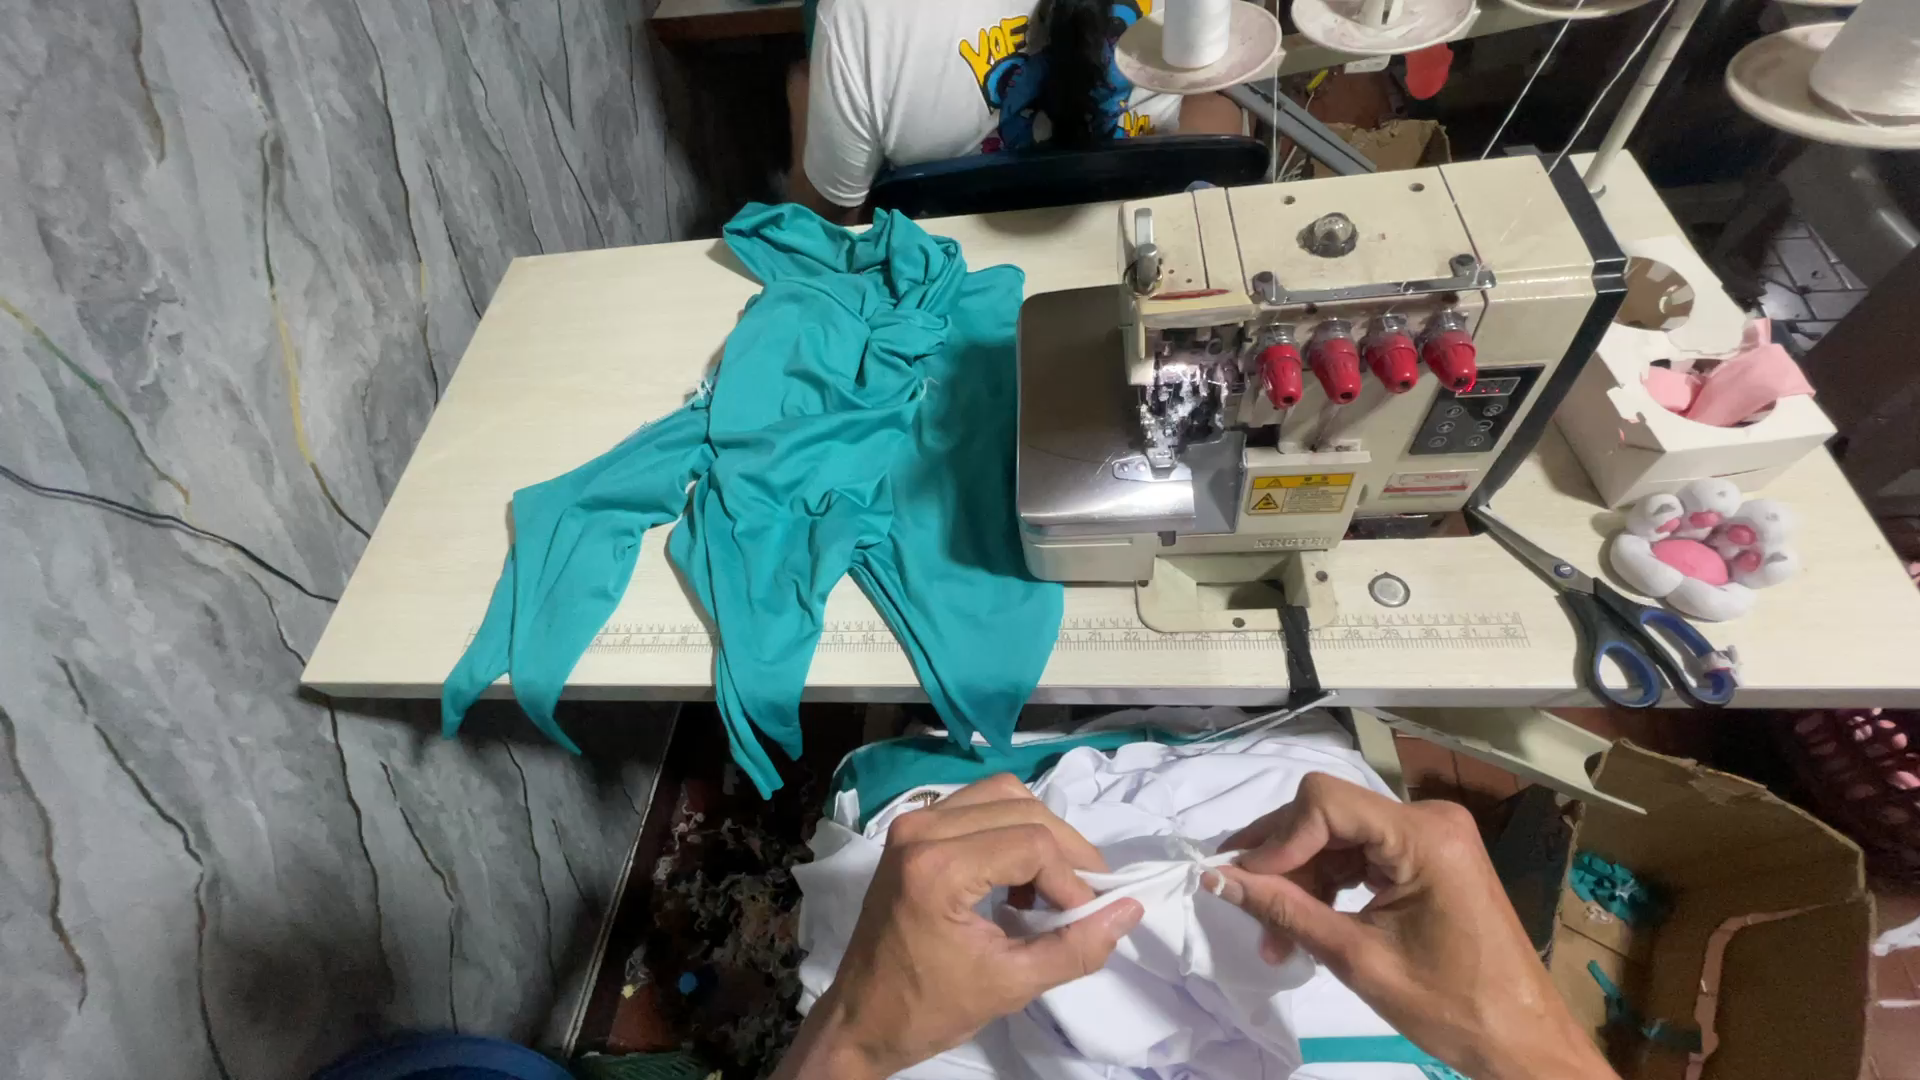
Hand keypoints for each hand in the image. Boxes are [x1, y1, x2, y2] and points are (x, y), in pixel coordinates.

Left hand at [774, 774, 1143, 1079]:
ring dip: (1039, 831)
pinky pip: (977, 804)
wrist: (860, 1016)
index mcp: (937, 866)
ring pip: (1001, 795)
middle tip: (1087, 893)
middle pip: (1021, 808)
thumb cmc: (928, 1008)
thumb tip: (1128, 910)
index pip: (1031, 844)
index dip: (1072, 879)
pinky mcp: (914, 826)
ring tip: (1053, 882)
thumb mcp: (1010, 985)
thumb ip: (1074, 947)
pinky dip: (1010, 827)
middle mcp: (923, 826)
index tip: (1090, 917)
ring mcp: (914, 821)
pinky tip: (1017, 875)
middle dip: (1065, 848)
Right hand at [1212, 774, 1617, 1079]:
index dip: (1278, 838)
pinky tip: (1303, 919)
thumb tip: (1216, 878)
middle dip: (1282, 863)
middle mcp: (1427, 819)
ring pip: (1334, 837)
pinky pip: (1357, 854)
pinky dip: (1327, 884)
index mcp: (1423, 835)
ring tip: (1272, 931)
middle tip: (1244, 901)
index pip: (1324, 801)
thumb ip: (1283, 909)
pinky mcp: (1425, 856)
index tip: (1245, 881)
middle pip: (1325, 816)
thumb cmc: (1454, 1011)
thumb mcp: (1357, 958)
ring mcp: (1428, 836)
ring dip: (1300, 880)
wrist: (1531, 1054)